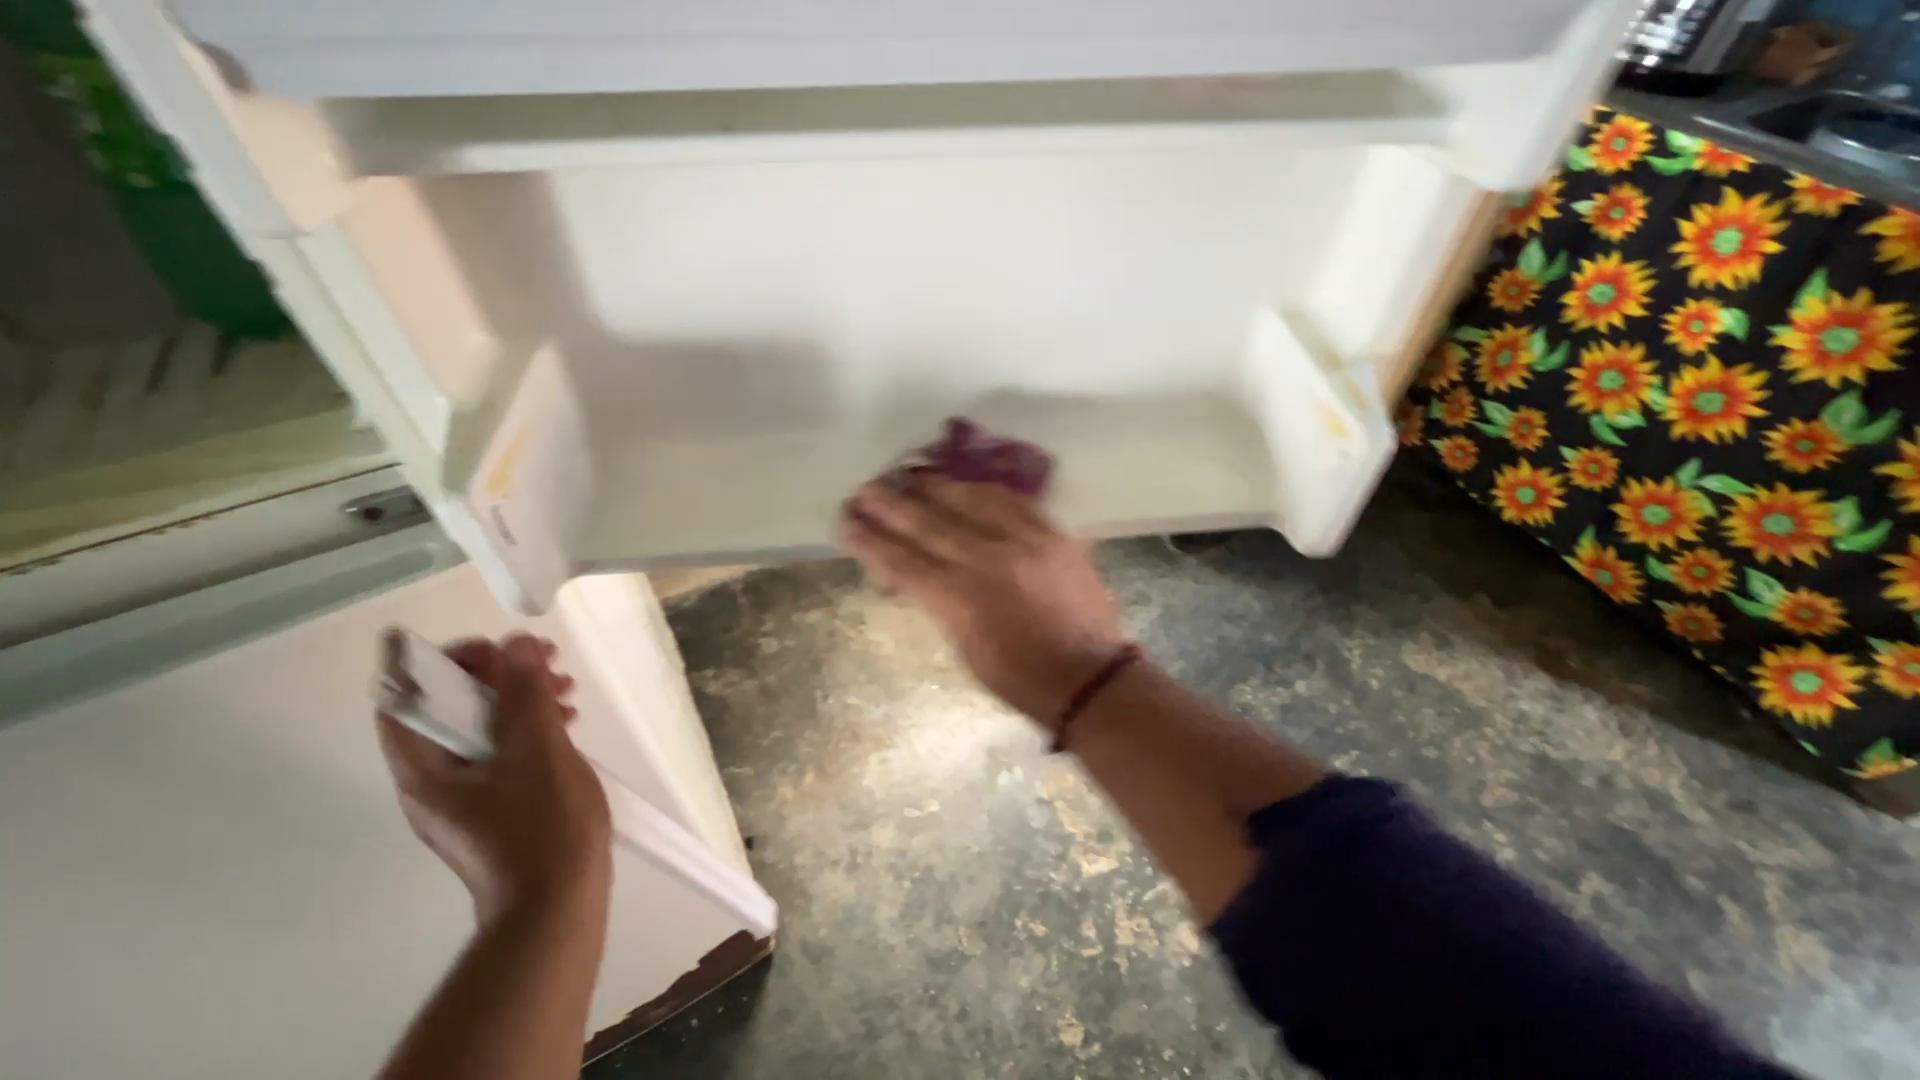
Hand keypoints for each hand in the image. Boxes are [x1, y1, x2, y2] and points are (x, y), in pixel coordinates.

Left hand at [376, 634, 611, 926]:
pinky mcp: (494, 810)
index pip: (407, 697)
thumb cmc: (542, 828)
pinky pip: (500, 754)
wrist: (558, 910)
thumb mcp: (538, 751)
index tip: (497, 651)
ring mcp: (464, 799)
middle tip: (545, 661)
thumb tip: (516, 644)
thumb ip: (524, 694)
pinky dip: (527, 730)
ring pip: (480, 730)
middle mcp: (432, 783)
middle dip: (497, 676)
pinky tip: (565, 723)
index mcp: (424, 770)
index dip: (446, 663)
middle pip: (448, 710)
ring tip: (567, 689)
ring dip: (519, 700)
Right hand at [842, 474, 1129, 720]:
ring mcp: (1023, 540)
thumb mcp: (965, 650)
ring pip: (968, 499)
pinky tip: (962, 483)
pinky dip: (981, 489)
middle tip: (865, 489)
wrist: (1090, 677)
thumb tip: (913, 577)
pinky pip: (1010, 499)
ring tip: (907, 475)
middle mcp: (986, 559)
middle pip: (927, 522)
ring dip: (932, 486)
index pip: (902, 559)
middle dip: (891, 504)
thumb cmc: (1020, 679)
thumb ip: (938, 605)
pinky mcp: (1052, 532)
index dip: (870, 540)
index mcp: (959, 598)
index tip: (847, 522)